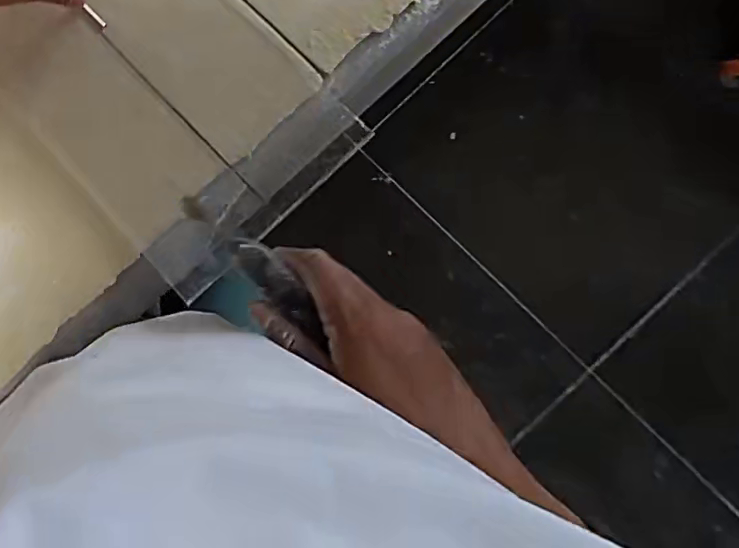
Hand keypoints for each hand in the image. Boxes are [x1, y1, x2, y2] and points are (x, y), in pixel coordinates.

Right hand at [255, 248, 583, 527]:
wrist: (474, 478)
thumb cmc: (391, 438)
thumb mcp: (328, 393)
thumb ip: (295, 346)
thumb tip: (265, 311)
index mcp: (363, 317)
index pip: (319, 263)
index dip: (288, 261)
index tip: (263, 270)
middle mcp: (392, 314)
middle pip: (341, 282)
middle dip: (308, 289)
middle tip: (278, 311)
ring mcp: (417, 332)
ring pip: (364, 305)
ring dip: (335, 312)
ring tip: (311, 343)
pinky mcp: (433, 353)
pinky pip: (387, 326)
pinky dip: (362, 330)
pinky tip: (352, 367)